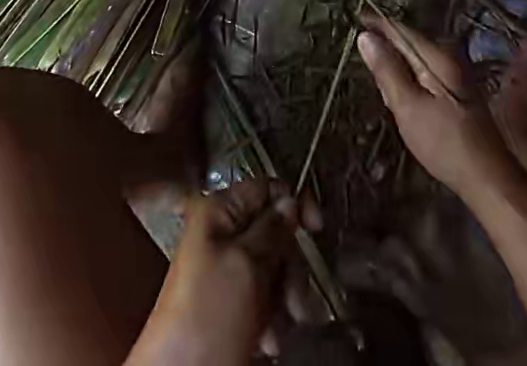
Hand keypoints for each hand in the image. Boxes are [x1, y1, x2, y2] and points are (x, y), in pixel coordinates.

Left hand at [125, 178, 300, 365]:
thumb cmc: (209, 314)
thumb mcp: (245, 264)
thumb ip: (271, 229)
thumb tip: (290, 200)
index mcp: (218, 212)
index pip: (265, 187)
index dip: (293, 202)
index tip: (316, 227)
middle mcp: (222, 233)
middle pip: (275, 231)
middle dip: (292, 264)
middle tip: (294, 296)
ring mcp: (227, 268)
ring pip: (275, 266)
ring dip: (287, 295)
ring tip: (286, 323)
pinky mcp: (232, 301)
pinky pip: (266, 296)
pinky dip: (275, 315)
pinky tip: (272, 338)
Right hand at [358, 12, 522, 199]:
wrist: (488, 180)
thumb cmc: (445, 143)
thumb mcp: (408, 106)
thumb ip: (386, 70)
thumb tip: (365, 36)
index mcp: (439, 58)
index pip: (402, 30)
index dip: (377, 23)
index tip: (354, 18)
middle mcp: (450, 60)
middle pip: (410, 43)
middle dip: (385, 45)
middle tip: (361, 54)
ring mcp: (456, 77)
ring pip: (416, 60)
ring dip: (395, 64)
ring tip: (376, 76)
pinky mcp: (456, 94)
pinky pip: (424, 75)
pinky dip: (407, 79)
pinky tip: (400, 97)